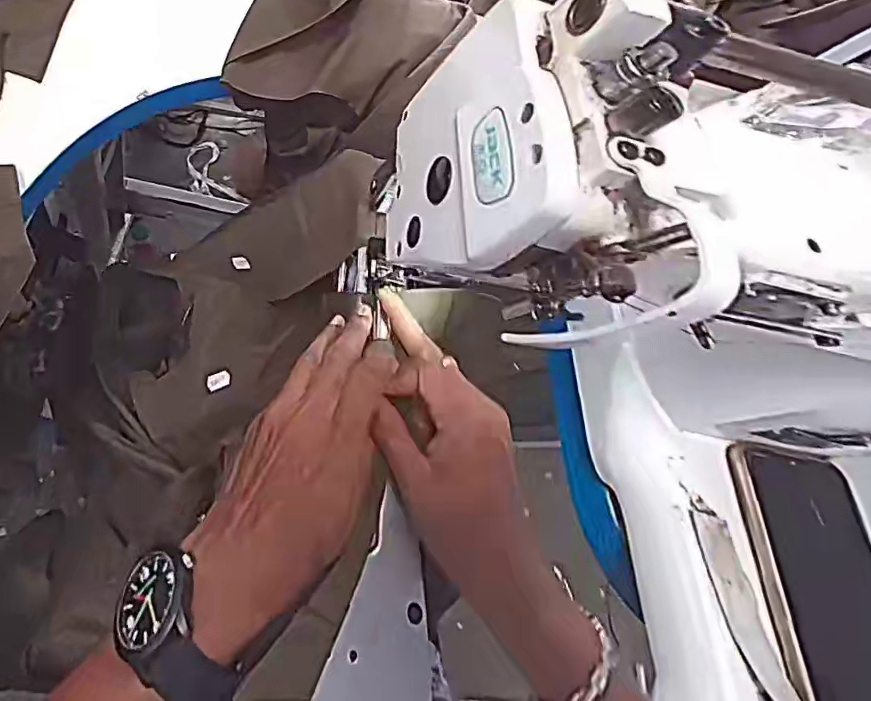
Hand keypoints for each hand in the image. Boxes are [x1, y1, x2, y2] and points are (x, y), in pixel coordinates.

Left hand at [180, 306, 394, 665]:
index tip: (388, 345)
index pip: (366, 378)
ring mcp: (279, 417)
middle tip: (366, 317)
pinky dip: (304, 362)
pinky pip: (288, 379)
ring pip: (308, 364)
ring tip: (338, 325)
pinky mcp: (260, 424)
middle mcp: (307, 417)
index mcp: (338, 437)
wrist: (239, 556)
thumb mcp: (351, 500)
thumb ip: (363, 449)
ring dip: (326, 341)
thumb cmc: (297, 542)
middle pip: (335, 362)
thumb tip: (370, 419)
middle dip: (354, 335)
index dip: (380, 357)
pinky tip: (308, 361)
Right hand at [371, 291, 602, 700]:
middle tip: (386, 305)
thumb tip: (369, 399)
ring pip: (446, 376)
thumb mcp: (414, 482)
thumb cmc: (463, 533)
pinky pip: (453, 395)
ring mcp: (488, 418)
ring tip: (390, 339)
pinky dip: (429, 387)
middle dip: (409, 335)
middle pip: (438, 362)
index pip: (424, 369)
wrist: (504, 565)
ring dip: (417, 362)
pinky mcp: (487, 429)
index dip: (392, 368)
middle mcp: (483, 409)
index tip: (366, 372)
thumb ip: (390, 433)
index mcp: (466, 417)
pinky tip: (409, 388)